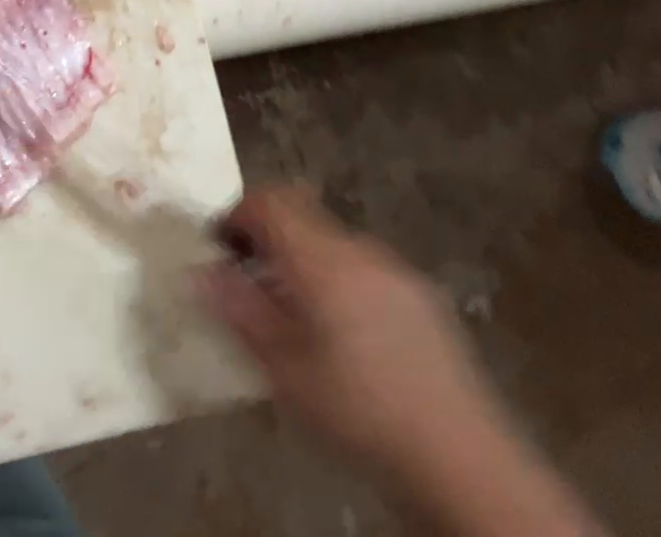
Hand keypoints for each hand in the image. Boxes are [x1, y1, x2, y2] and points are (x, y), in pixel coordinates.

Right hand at [196, 186, 507, 482]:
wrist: (460, 458)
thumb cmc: (356, 409)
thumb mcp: (280, 366)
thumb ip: (237, 310)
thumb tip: (200, 270)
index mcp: (324, 261)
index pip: (271, 201)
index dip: (236, 214)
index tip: (219, 250)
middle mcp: (363, 253)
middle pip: (302, 217)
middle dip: (266, 241)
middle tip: (247, 286)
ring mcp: (398, 274)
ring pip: (332, 244)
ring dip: (300, 262)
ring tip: (289, 316)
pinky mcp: (421, 300)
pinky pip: (361, 268)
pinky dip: (333, 280)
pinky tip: (338, 335)